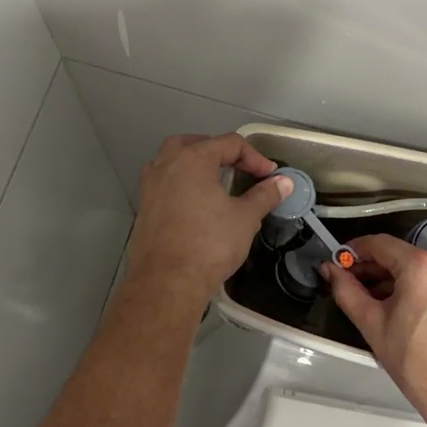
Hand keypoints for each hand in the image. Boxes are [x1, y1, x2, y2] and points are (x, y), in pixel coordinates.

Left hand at [127, 134, 293, 296]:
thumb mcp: (245, 218)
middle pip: (193, 143)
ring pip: (171, 162)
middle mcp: (166, 166)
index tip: (270, 176)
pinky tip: (195, 206)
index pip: (229, 144)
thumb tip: (283, 183)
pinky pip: (164, 185)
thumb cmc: (209, 244)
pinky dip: (180, 185)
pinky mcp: (143, 209)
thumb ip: (265, 195)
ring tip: (214, 184)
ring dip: (194, 166)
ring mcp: (149, 187)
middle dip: (217, 151)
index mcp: (192, 160)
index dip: (255, 157)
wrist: (167, 282)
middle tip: (237, 167)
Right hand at [322, 234, 426, 425]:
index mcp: (423, 265)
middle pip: (406, 255)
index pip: (381, 244)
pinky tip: (419, 311)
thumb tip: (330, 269)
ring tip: (387, 304)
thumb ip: (348, 292)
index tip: (341, 262)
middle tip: (359, 287)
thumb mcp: (374, 326)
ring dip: (405, 279)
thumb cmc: (417, 364)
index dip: (356, 251)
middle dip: (380, 269)